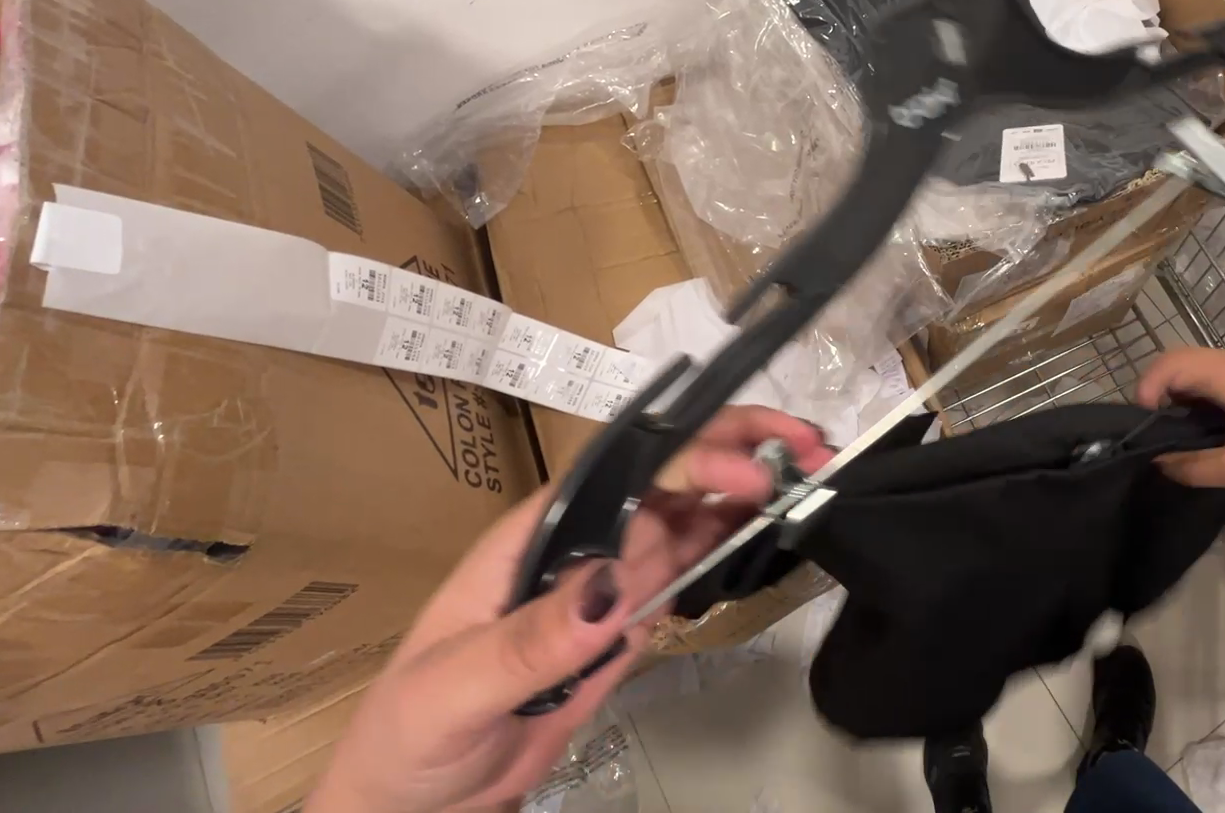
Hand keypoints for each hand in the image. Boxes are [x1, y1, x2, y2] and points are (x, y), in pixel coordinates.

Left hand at [308, 406, 830, 812]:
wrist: (422, 804)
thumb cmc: (413, 737)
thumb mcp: (455, 689)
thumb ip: (531, 640)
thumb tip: (612, 584)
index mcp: (544, 529)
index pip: (627, 472)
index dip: (694, 456)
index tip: (751, 473)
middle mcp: (591, 535)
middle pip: (674, 473)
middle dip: (740, 448)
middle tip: (808, 447)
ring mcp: (619, 571)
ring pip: (696, 509)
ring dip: (753, 486)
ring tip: (812, 474)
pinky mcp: (638, 609)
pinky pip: (694, 561)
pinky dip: (736, 537)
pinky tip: (772, 524)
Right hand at [1136, 347, 1224, 496]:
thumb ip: (1194, 466)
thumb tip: (1159, 462)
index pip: (1175, 363)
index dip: (1149, 384)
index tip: (1143, 417)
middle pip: (1185, 356)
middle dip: (1160, 382)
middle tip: (1152, 418)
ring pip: (1203, 364)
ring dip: (1181, 385)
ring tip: (1174, 422)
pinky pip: (1221, 374)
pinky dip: (1201, 389)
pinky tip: (1204, 420)